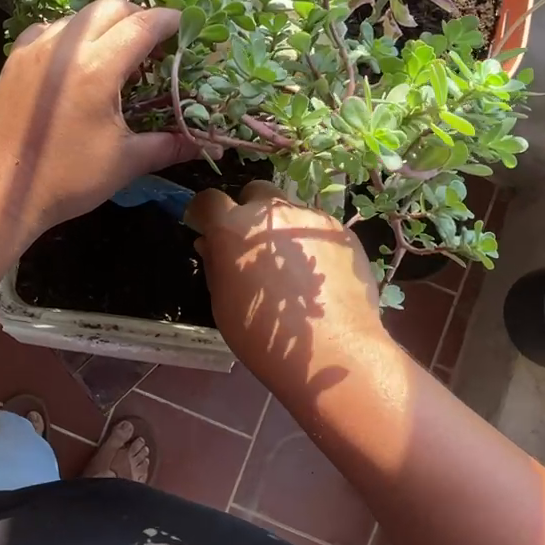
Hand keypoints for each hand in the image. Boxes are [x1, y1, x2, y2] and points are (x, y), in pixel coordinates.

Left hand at [0, 0, 197, 238]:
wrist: (3, 192)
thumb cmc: (67, 180)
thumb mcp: (125, 163)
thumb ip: (169, 145)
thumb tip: (210, 146)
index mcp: (96, 69)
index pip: (142, 25)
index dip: (168, 21)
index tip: (183, 26)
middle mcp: (64, 48)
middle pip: (109, 8)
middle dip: (137, 16)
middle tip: (152, 41)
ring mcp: (34, 52)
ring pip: (77, 16)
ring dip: (102, 24)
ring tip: (114, 51)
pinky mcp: (14, 62)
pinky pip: (47, 31)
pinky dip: (68, 35)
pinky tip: (73, 60)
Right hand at [184, 181, 387, 388]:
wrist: (332, 352)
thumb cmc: (263, 336)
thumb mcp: (223, 304)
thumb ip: (215, 265)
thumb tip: (210, 244)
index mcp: (233, 229)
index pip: (209, 200)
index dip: (203, 212)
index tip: (204, 227)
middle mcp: (272, 213)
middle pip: (254, 192)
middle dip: (247, 211)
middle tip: (249, 244)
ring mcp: (311, 219)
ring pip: (289, 210)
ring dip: (280, 227)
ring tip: (287, 264)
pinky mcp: (341, 232)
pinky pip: (317, 228)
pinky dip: (309, 242)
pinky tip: (314, 276)